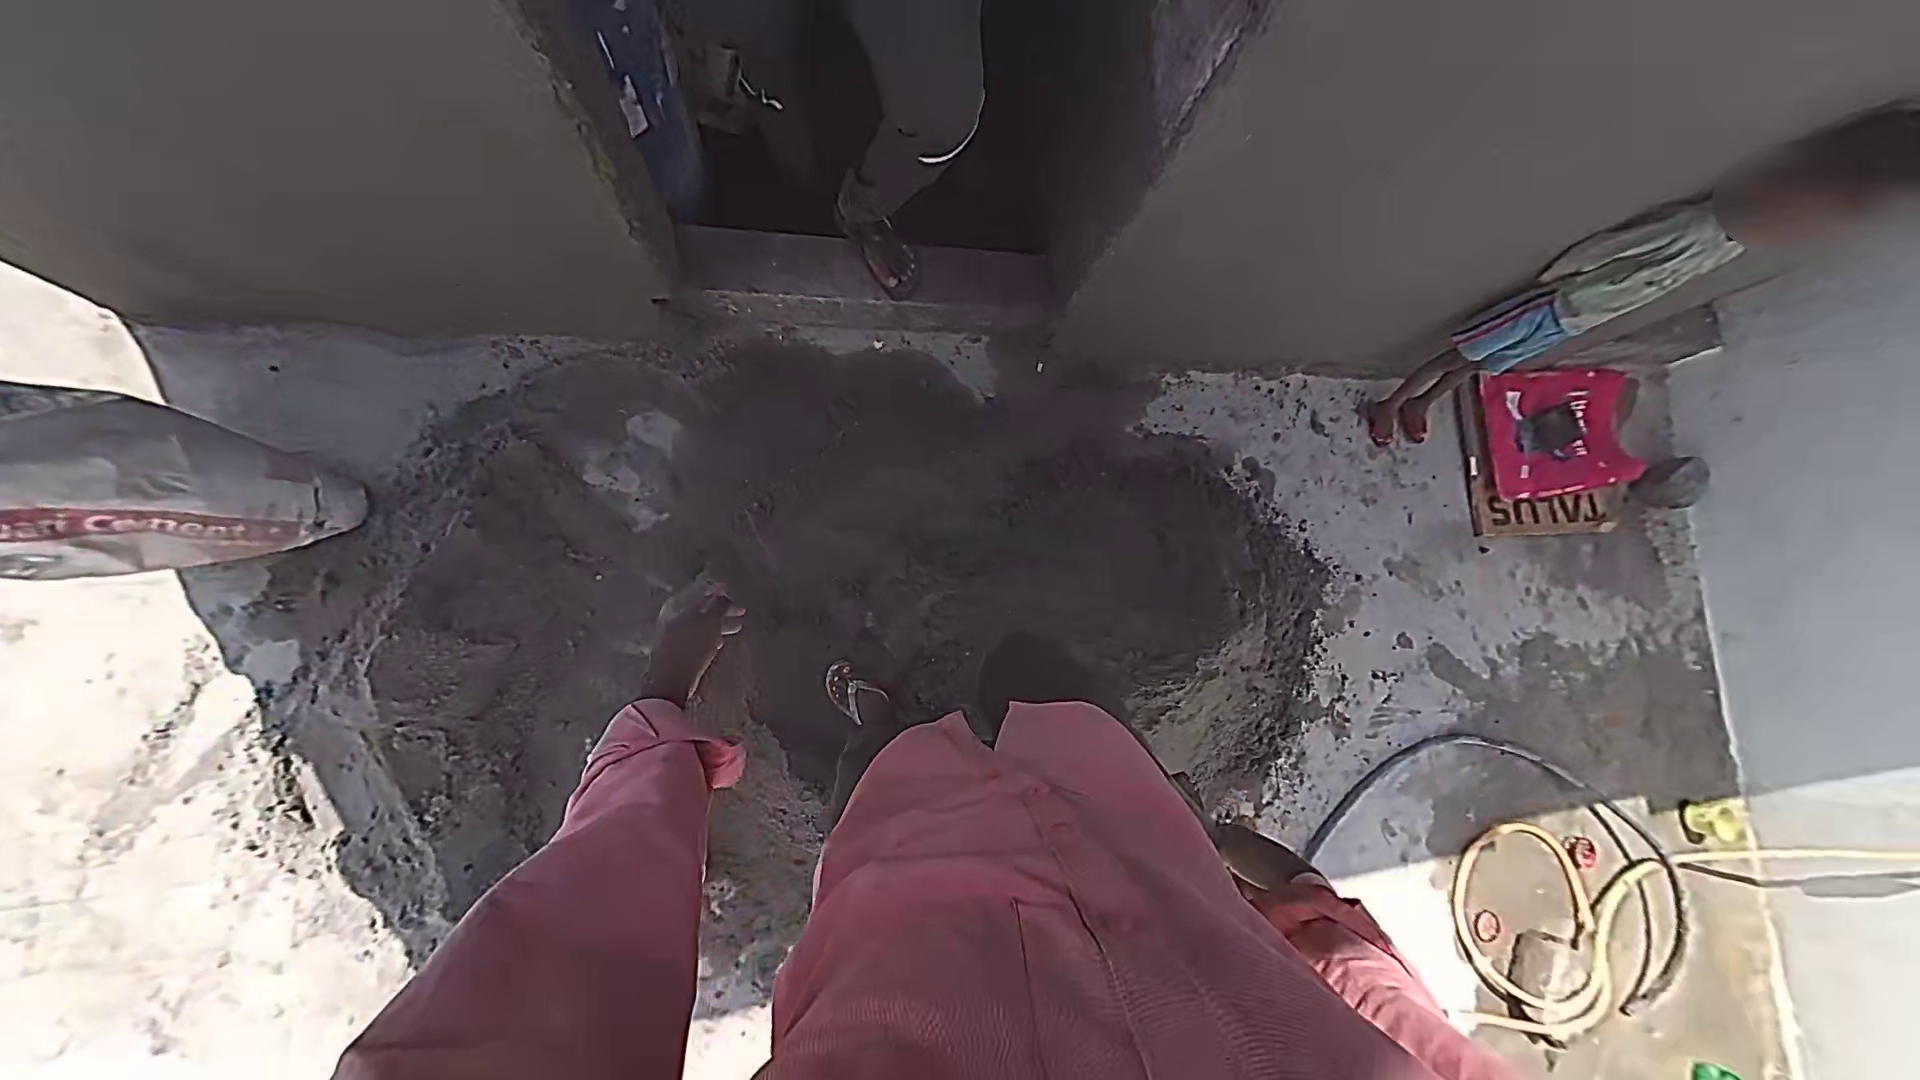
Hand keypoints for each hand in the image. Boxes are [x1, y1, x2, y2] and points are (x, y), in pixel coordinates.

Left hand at [638, 581, 745, 707]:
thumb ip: (719, 606)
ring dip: (720, 623)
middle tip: (741, 610)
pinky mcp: (679, 649)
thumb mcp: (710, 622)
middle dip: (722, 608)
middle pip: (702, 607)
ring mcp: (675, 633)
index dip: (716, 587)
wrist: (671, 679)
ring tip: (738, 626)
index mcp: (678, 604)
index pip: (698, 589)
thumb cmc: (691, 645)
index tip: (730, 588)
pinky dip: (712, 635)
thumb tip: (724, 598)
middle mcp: (674, 616)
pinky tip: (723, 640)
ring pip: (702, 623)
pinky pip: (699, 637)